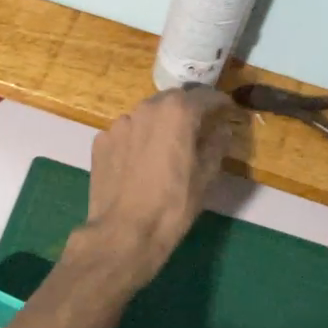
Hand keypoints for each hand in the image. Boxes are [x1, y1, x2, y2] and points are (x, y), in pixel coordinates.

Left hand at [73, 86, 236, 284]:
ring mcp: (119, 124)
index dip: (219, 103)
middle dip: (187, 110)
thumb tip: (221, 129)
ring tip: (164, 148)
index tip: (227, 110)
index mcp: (177, 112)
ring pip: (145, 116)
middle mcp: (145, 109)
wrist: (124, 232)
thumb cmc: (172, 205)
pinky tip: (139, 163)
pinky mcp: (100, 141)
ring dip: (158, 125)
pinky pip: (125, 133)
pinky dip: (136, 140)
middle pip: (172, 101)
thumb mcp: (206, 176)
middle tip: (197, 128)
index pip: (204, 96)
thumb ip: (216, 145)